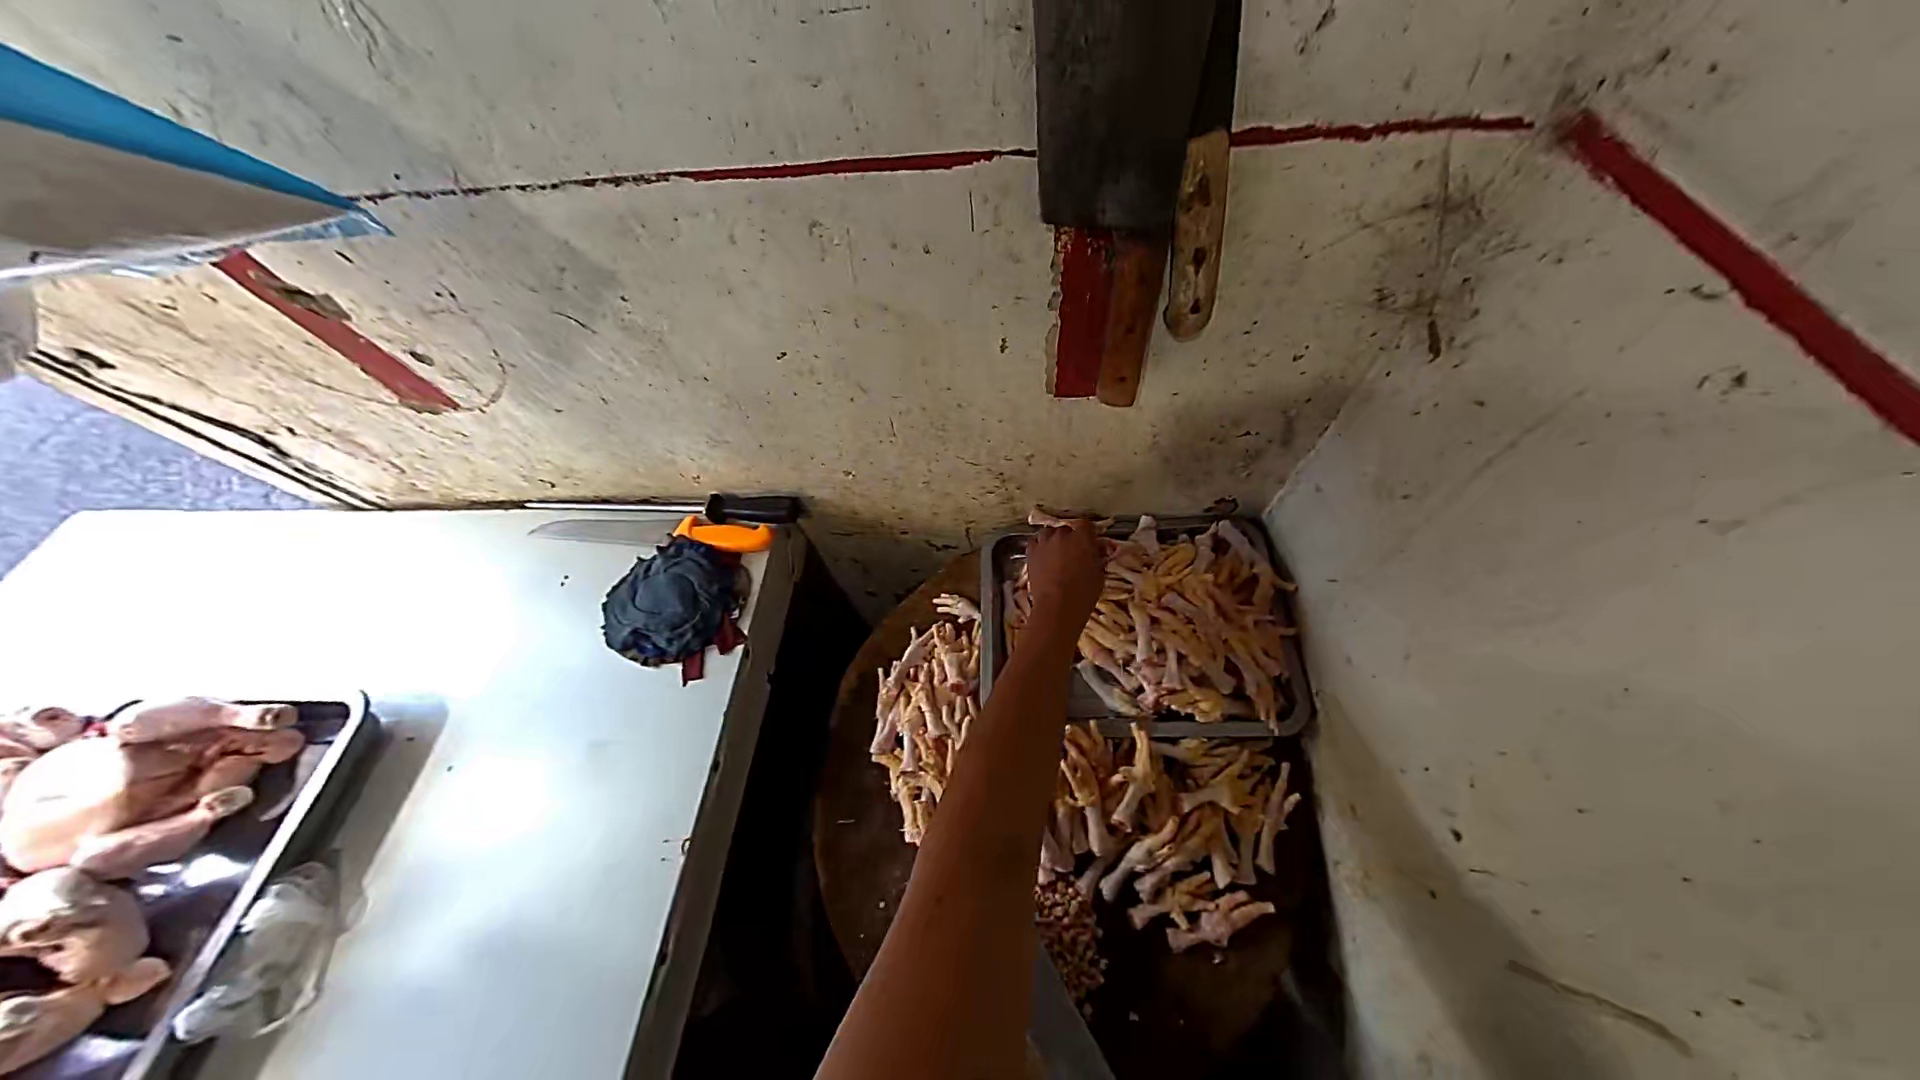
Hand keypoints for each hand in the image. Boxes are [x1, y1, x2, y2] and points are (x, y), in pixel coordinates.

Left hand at [1023, 520, 1103, 635]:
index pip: (1086, 525)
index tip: (1090, 542)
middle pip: (1066, 529)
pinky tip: (1043, 557)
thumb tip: (1095, 553)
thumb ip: (1097, 558)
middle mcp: (1062, 535)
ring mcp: (1044, 543)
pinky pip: (1035, 543)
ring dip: (1053, 539)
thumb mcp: (1099, 574)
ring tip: (1056, 552)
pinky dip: (1039, 547)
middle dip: (1070, 537)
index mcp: (1082, 537)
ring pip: (1048, 533)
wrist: (1057, 606)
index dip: (1088, 533)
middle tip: (1074, 551)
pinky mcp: (1031, 553)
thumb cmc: (1084, 593)